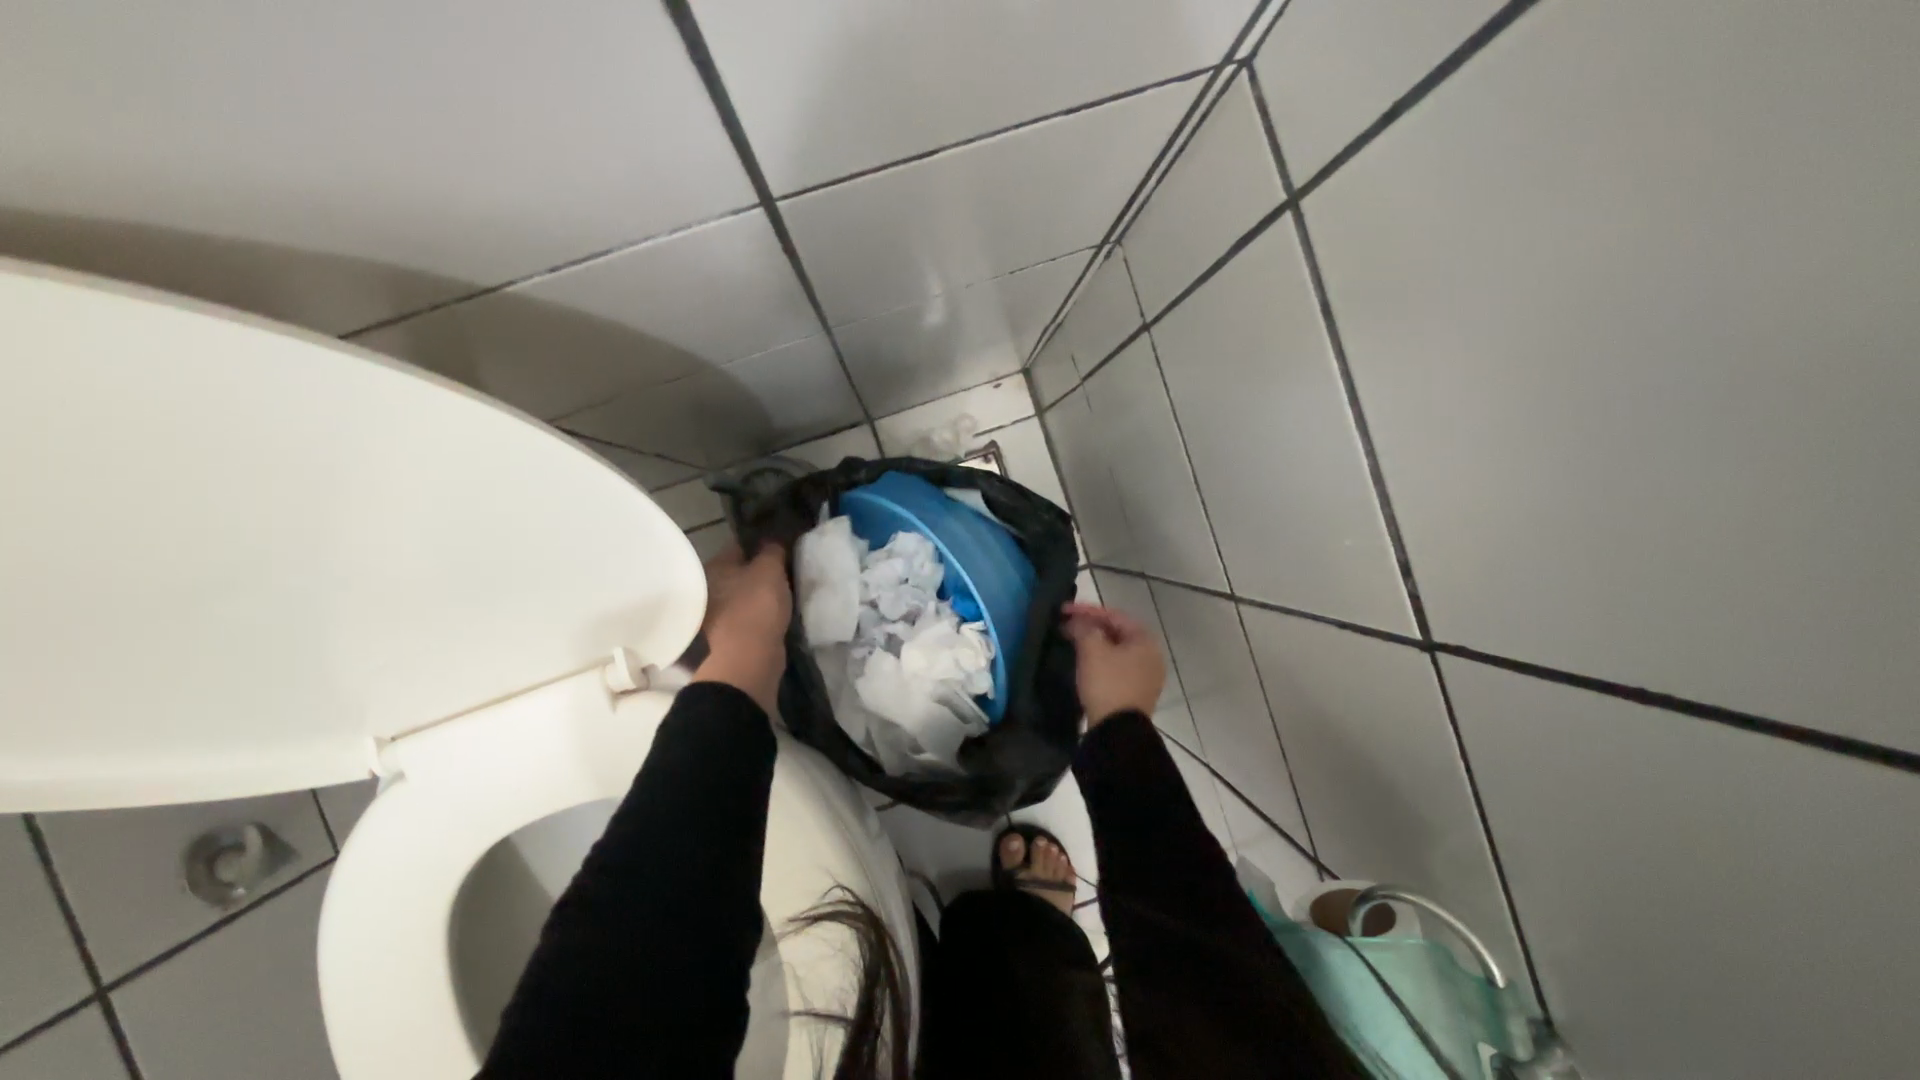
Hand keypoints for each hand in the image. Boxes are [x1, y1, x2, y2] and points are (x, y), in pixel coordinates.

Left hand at [694, 543, 790, 711]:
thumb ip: (772, 549)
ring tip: (784, 591)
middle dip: (760, 570)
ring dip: (760, 592)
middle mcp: (709, 586)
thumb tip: (772, 541)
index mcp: (715, 566)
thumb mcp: (770, 568)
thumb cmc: (757, 604)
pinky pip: (748, 613)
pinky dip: (760, 611)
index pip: (740, 545)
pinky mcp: (728, 632)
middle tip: (785, 570)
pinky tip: (776, 611)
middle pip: (740, 570)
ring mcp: (716, 611)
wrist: (750, 656)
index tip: (781, 546)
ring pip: (744, 593)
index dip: (762, 543)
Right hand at [1061, 602, 1164, 726]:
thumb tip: (1078, 621)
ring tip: (1072, 642)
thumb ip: (1084, 628)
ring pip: (1116, 651)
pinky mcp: (1136, 693)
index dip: (1086, 610)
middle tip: (1066, 626)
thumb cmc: (1108, 684)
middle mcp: (1151, 655)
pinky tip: (1084, 663)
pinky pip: (1117, 668)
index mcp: (1145, 640)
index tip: (1063, 610)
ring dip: (1094, 644)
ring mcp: (1146, 676)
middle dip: (1090, 627)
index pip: (1114, 615)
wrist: (1117, 731)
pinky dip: (1100, 661)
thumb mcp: (1092, 650)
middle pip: (1117, 632)